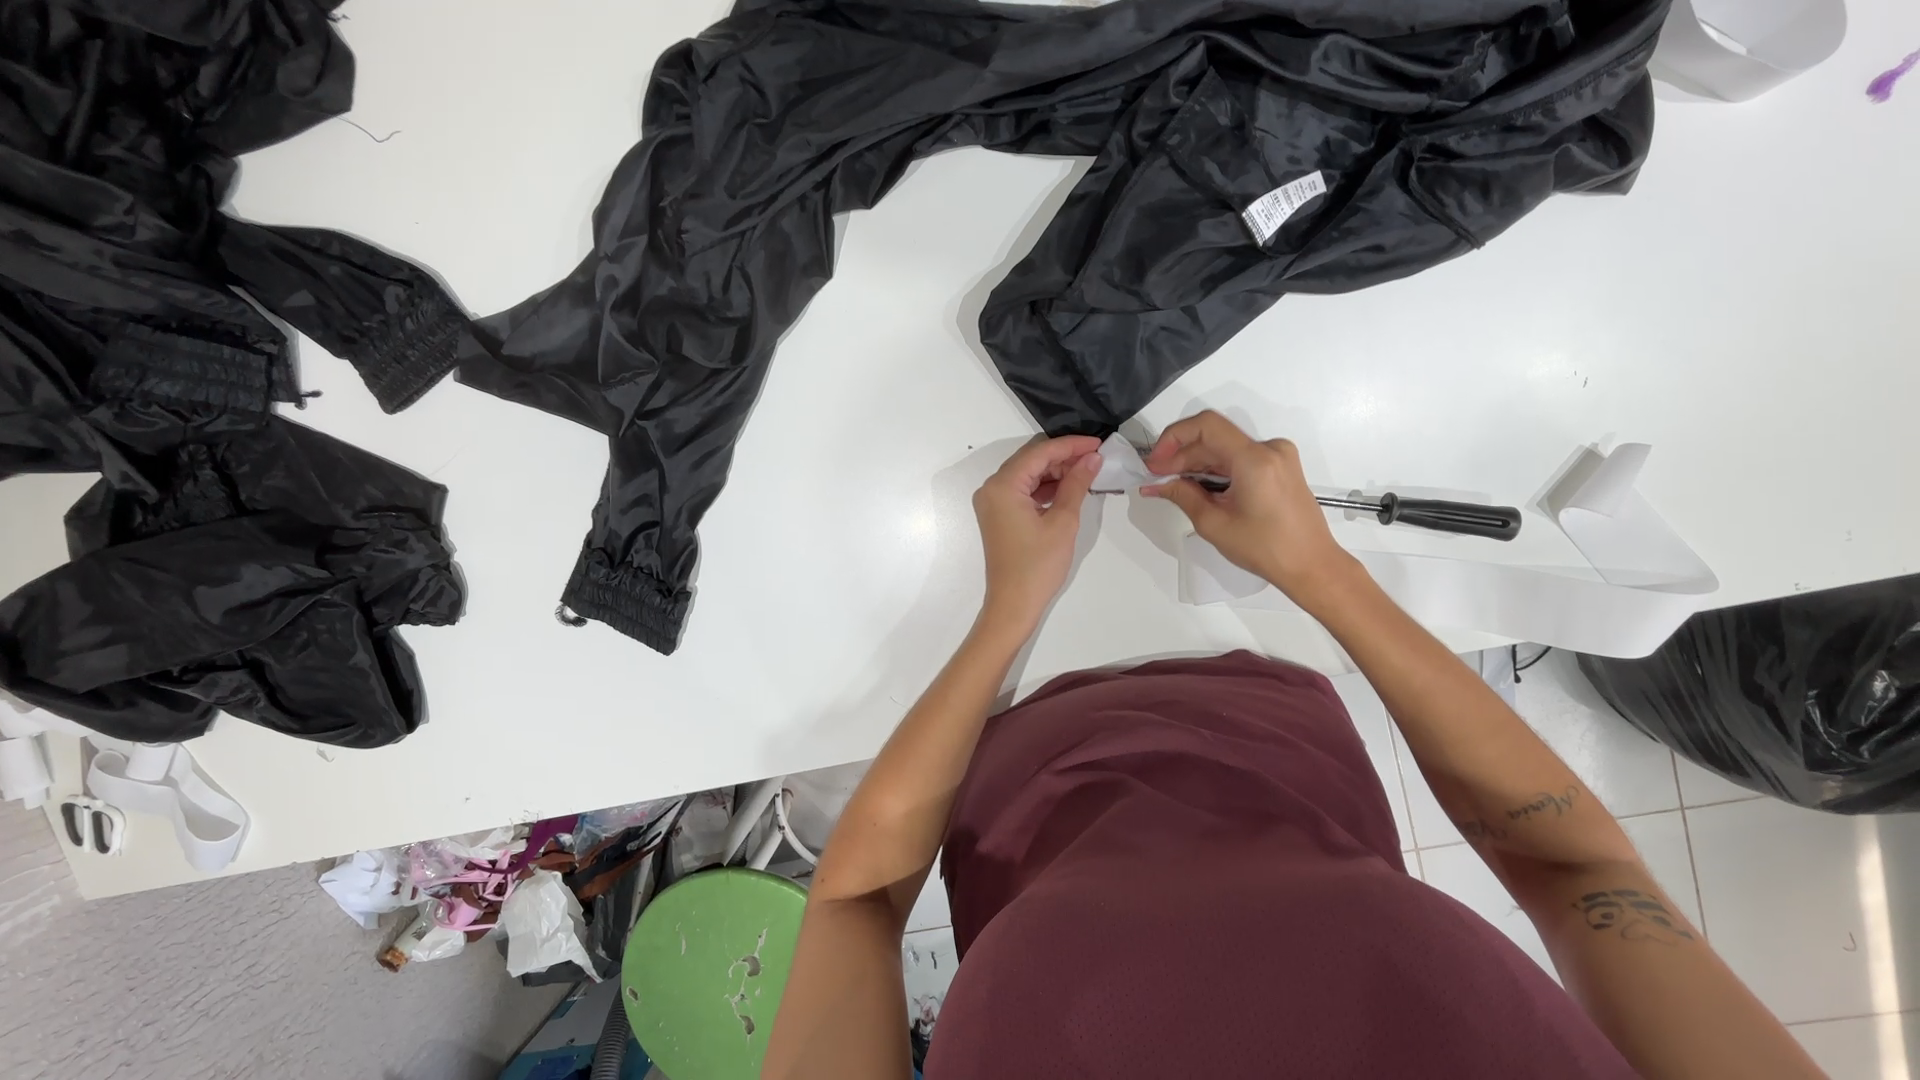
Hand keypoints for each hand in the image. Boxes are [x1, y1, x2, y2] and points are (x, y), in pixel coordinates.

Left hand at [972, 435, 1102, 630]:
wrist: (1013, 604)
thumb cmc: (1038, 566)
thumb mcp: (1063, 521)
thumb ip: (1076, 484)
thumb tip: (1092, 458)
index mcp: (1002, 486)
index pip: (1039, 453)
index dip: (1071, 446)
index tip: (1098, 443)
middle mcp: (992, 488)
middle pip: (1031, 460)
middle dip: (1064, 457)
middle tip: (1096, 458)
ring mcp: (992, 502)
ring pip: (1028, 474)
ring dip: (1056, 472)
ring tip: (1088, 471)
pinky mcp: (998, 514)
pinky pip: (1023, 490)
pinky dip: (1045, 487)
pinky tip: (1069, 488)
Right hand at [1141, 411, 1354, 598]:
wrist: (1311, 564)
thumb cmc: (1265, 549)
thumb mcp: (1214, 524)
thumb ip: (1183, 495)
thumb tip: (1156, 484)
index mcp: (1255, 459)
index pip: (1206, 426)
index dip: (1174, 437)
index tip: (1155, 461)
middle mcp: (1269, 449)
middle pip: (1214, 438)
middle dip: (1181, 455)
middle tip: (1155, 478)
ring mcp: (1278, 456)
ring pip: (1225, 448)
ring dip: (1197, 462)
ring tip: (1172, 485)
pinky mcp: (1280, 466)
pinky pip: (1240, 458)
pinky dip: (1217, 468)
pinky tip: (1198, 486)